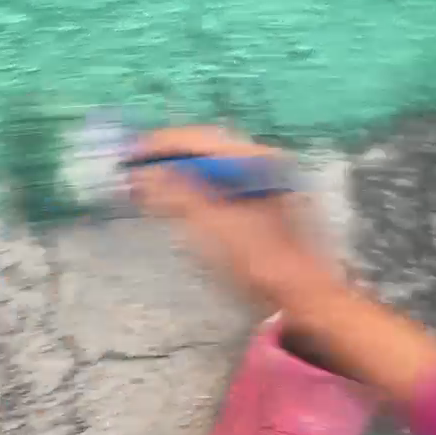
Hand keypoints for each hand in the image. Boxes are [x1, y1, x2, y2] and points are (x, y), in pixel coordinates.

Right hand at [134, 125, 435, 407]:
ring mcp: (267, 183)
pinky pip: (224, 184)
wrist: (303, 295)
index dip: (162, 145)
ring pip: (214, 168)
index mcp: (255, 160)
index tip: (133, 154)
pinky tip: (179, 200)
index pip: (200, 139)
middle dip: (169, 157)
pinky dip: (197, 187)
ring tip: (150, 183)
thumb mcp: (210, 225)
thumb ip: (175, 194)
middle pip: (207, 149)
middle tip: (137, 167)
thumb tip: (144, 174)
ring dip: (181, 173)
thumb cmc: (258, 261)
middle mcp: (265, 163)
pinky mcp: (266, 203)